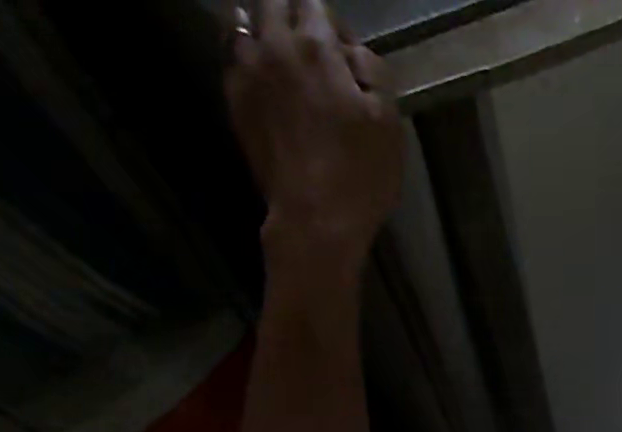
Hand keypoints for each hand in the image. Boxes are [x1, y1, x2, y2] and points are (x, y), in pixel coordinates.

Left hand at [226, 0, 403, 269]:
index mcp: (315, 46)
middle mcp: (274, 47)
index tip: (344, 51)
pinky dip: (246, 59)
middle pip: (271, 3)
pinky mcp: (235, 105)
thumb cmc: (361, 174)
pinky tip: (263, 78)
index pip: (314, 2)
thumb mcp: (389, 123)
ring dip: (262, 30)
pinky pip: (233, 61)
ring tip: (280, 54)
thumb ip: (374, 73)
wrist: (314, 220)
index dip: (330, 21)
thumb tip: (352, 53)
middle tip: (312, 45)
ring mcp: (247, 75)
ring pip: (242, 24)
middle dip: (292, 14)